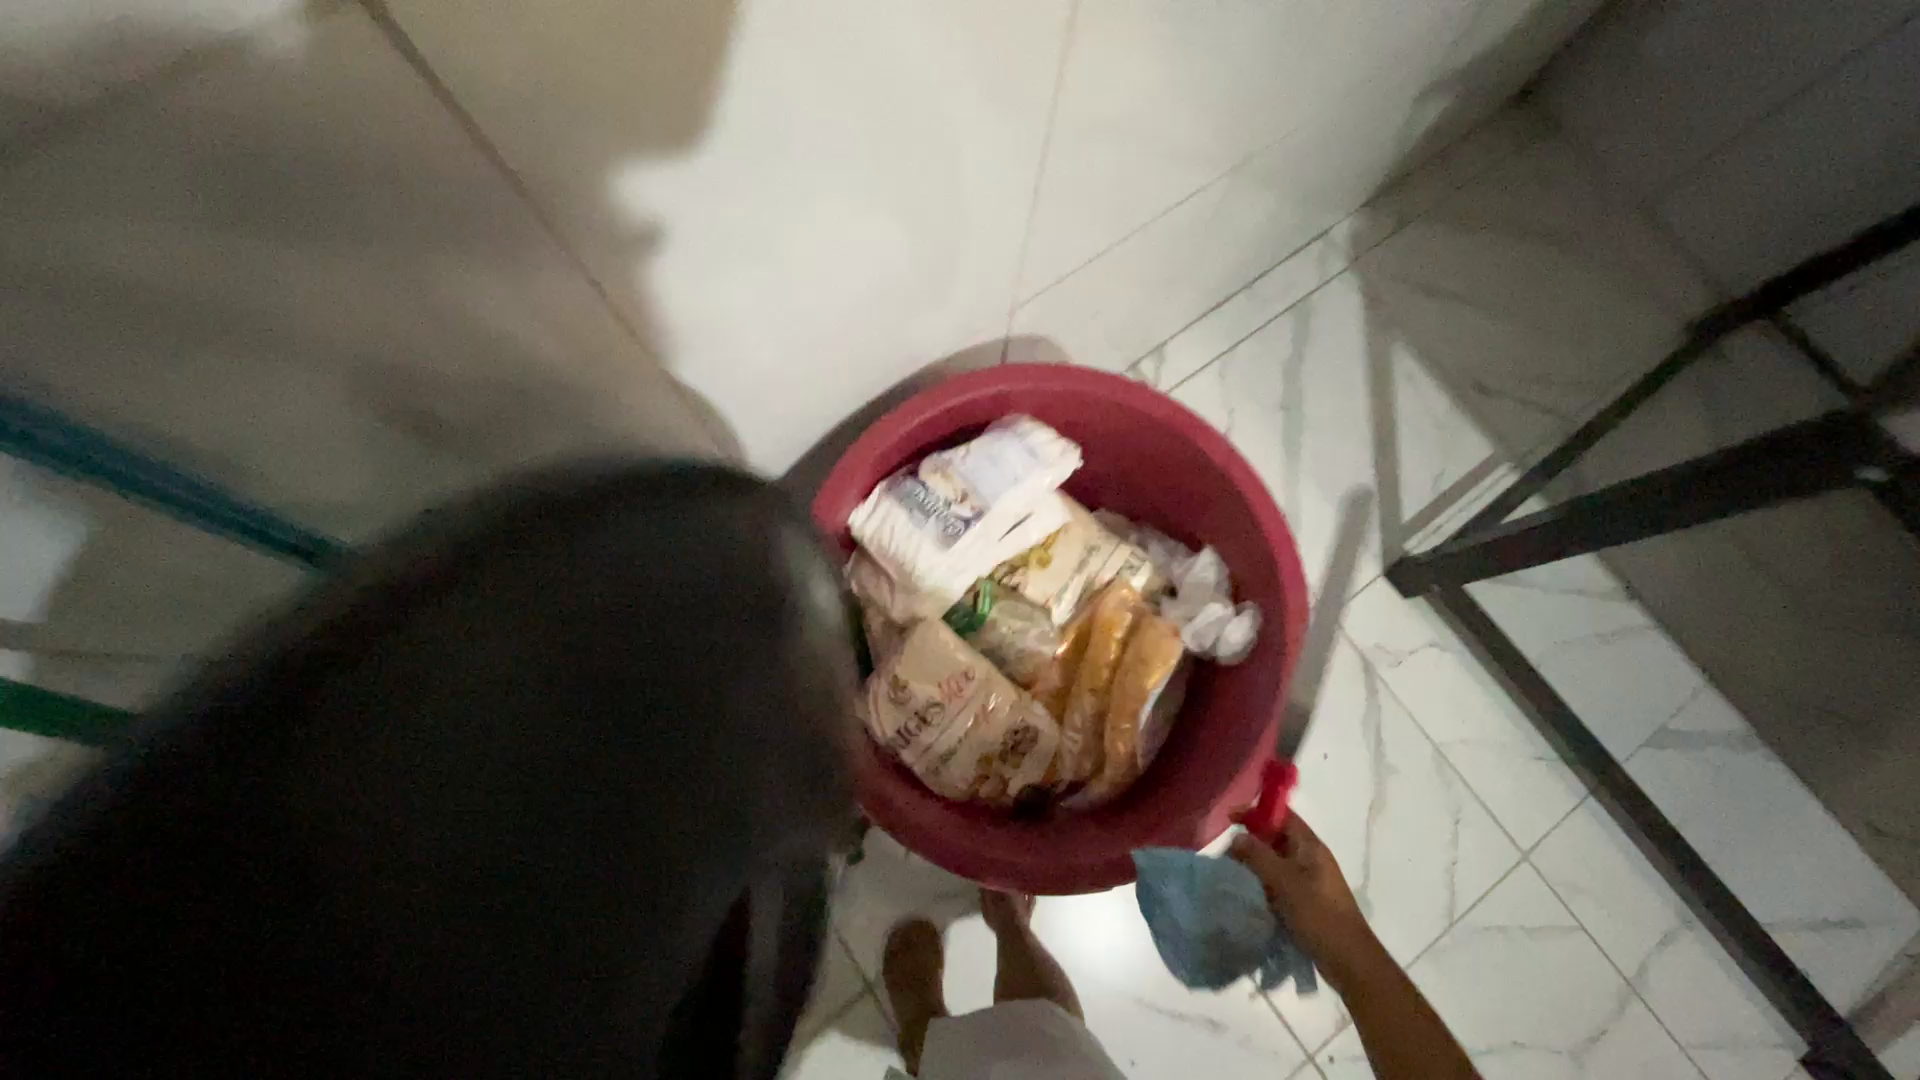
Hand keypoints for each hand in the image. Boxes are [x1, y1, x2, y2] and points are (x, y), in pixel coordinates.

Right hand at [1229, 816, 1382, 986]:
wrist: (1349, 960)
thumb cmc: (1319, 915)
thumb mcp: (1284, 882)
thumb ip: (1258, 856)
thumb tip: (1237, 837)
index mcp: (1310, 846)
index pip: (1282, 815)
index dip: (1256, 811)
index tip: (1230, 819)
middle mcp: (1310, 858)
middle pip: (1277, 837)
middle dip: (1251, 840)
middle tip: (1227, 852)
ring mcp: (1309, 880)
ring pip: (1276, 861)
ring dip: (1255, 863)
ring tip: (1233, 873)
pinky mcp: (1305, 900)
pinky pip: (1279, 881)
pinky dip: (1263, 882)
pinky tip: (1248, 892)